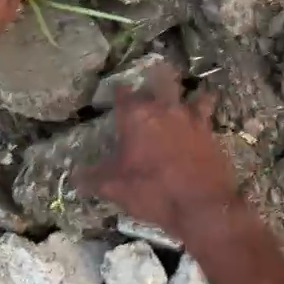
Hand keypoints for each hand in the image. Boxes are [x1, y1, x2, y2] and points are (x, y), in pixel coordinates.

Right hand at [76, 65, 241, 236]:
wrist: (201, 205)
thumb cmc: (152, 191)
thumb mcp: (115, 188)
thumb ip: (93, 178)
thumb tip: (75, 176)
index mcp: (135, 117)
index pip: (122, 93)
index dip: (119, 92)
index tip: (117, 93)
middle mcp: (161, 108)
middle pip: (157, 81)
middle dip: (153, 78)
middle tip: (149, 80)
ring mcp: (188, 116)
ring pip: (184, 89)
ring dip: (179, 87)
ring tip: (178, 84)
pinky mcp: (208, 128)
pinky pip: (207, 106)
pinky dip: (205, 101)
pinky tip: (207, 98)